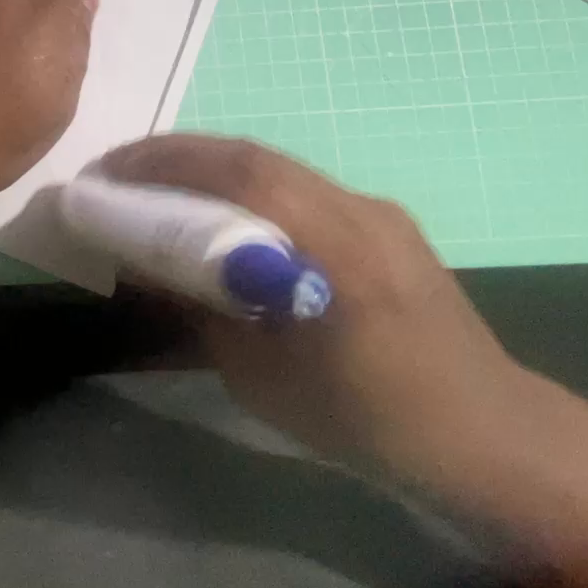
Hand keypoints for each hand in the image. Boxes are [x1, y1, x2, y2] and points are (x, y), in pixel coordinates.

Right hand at [100, 134, 529, 481]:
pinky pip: (297, 185)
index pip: (237, 180)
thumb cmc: (361, 418)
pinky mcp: (382, 218)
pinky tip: (222, 208)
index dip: (163, 167)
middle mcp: (356, 212)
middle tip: (116, 169)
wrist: (482, 434)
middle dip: (172, 154)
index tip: (104, 175)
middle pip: (250, 156)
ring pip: (274, 164)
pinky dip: (245, 183)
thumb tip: (146, 262)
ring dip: (206, 162)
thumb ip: (202, 308)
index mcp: (332, 253)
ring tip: (156, 181)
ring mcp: (374, 209)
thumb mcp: (258, 375)